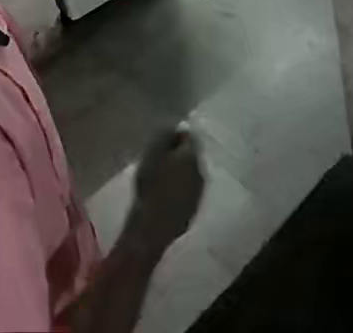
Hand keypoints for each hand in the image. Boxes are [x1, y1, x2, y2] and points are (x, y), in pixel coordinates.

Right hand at [120, 128, 203, 253]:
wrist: (154, 226)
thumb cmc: (151, 185)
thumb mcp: (151, 154)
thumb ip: (164, 137)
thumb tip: (173, 127)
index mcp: (191, 157)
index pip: (189, 136)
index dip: (176, 134)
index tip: (162, 137)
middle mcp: (201, 172)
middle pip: (191, 155)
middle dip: (179, 152)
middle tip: (161, 154)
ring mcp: (199, 192)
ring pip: (191, 173)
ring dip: (180, 170)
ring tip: (162, 173)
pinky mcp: (194, 208)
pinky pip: (188, 190)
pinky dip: (180, 187)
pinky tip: (167, 192)